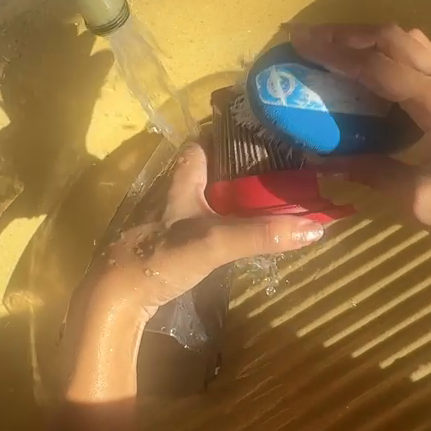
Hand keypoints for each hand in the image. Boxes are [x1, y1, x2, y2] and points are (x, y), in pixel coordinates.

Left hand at [83, 141, 326, 320]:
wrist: (115, 299)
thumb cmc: (160, 257)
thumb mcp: (215, 242)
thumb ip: (261, 234)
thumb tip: (314, 228)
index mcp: (180, 181)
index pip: (201, 144)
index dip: (225, 134)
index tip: (257, 131)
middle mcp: (171, 195)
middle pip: (203, 171)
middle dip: (233, 168)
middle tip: (271, 168)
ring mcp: (166, 223)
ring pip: (200, 199)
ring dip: (226, 197)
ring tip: (263, 199)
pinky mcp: (165, 249)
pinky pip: (197, 226)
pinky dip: (217, 225)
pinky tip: (235, 235)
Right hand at [291, 22, 430, 250]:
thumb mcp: (420, 199)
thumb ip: (370, 172)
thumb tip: (320, 159)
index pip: (378, 65)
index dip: (335, 53)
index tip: (299, 46)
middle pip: (393, 38)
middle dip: (346, 34)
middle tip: (306, 39)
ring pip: (408, 40)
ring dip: (367, 38)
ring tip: (330, 47)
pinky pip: (419, 55)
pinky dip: (386, 51)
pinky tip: (366, 69)